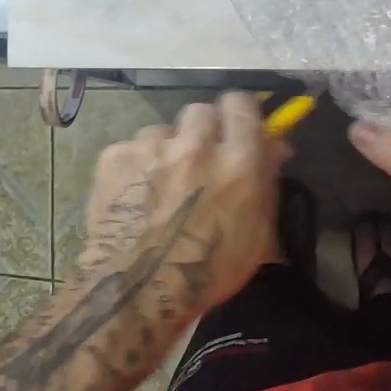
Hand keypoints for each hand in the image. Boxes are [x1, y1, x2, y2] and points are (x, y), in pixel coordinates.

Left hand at [78, 92, 290, 309]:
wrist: (139, 286)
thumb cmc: (209, 269)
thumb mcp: (257, 232)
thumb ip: (265, 180)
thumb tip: (275, 145)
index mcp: (238, 162)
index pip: (241, 105)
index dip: (238, 112)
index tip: (234, 124)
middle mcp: (194, 145)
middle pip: (200, 111)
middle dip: (202, 129)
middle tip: (198, 156)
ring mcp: (150, 147)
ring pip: (162, 130)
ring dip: (165, 149)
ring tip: (159, 183)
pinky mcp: (115, 155)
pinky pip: (130, 147)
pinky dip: (134, 165)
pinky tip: (133, 193)